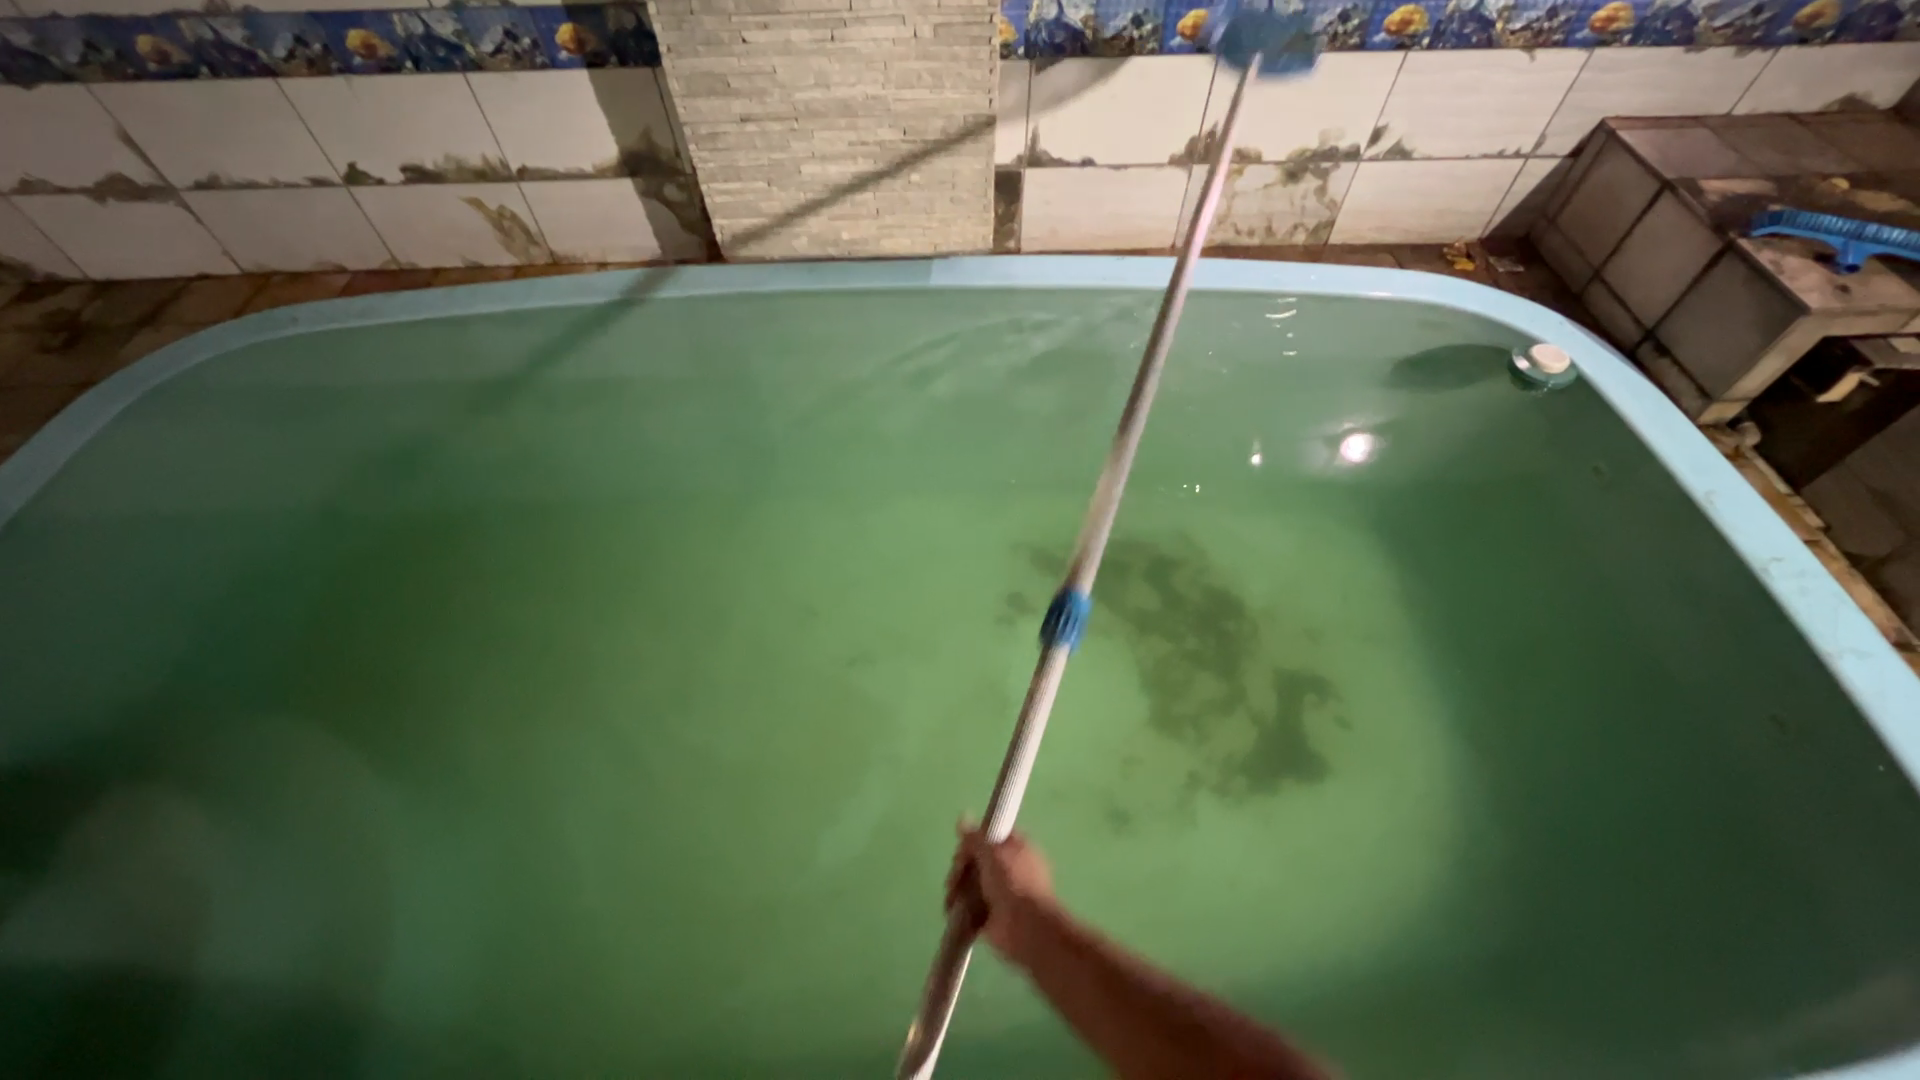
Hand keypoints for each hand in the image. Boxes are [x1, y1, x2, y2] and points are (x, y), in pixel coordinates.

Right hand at [947, 820, 1054, 962]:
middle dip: (961, 866)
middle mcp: (1009, 869)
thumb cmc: (1013, 883)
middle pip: (976, 860)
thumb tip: (963, 816)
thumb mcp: (992, 852)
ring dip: (956, 887)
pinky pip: (968, 905)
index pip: (991, 837)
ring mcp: (999, 893)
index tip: (963, 848)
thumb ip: (975, 838)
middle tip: (957, 874)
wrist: (1025, 928)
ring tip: (952, 897)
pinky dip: (958, 907)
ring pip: (969, 882)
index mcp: (1018, 848)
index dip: (974, 841)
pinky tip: (951, 909)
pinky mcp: (989, 915)